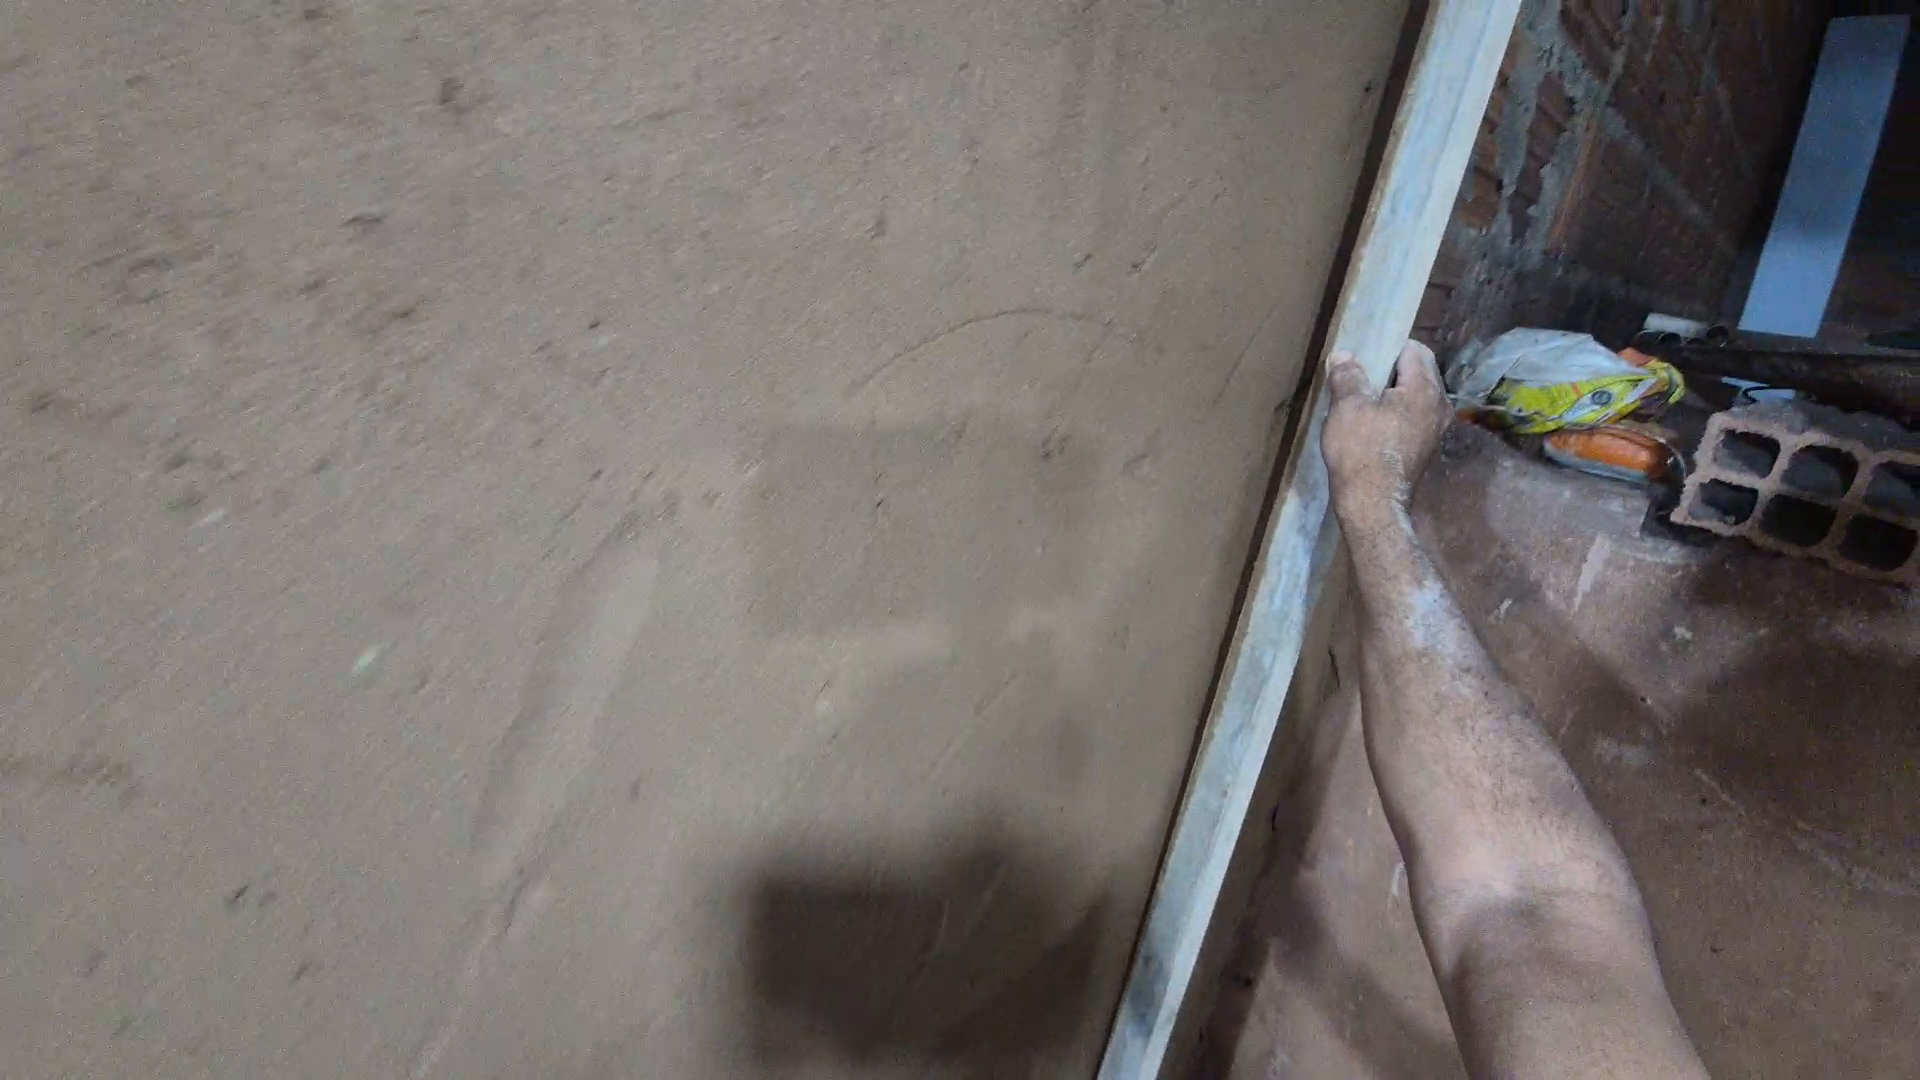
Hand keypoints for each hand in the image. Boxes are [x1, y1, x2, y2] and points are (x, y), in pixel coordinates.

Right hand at [1321, 340, 1450, 526]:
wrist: (1372, 502)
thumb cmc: (1360, 449)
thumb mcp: (1347, 407)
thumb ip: (1348, 376)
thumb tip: (1343, 355)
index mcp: (1424, 389)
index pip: (1415, 351)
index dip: (1390, 347)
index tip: (1365, 355)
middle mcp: (1440, 406)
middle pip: (1419, 374)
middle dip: (1391, 372)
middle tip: (1360, 378)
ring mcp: (1436, 430)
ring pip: (1415, 399)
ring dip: (1393, 396)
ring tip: (1363, 403)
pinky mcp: (1426, 449)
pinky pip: (1413, 420)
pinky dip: (1396, 416)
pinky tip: (1373, 428)